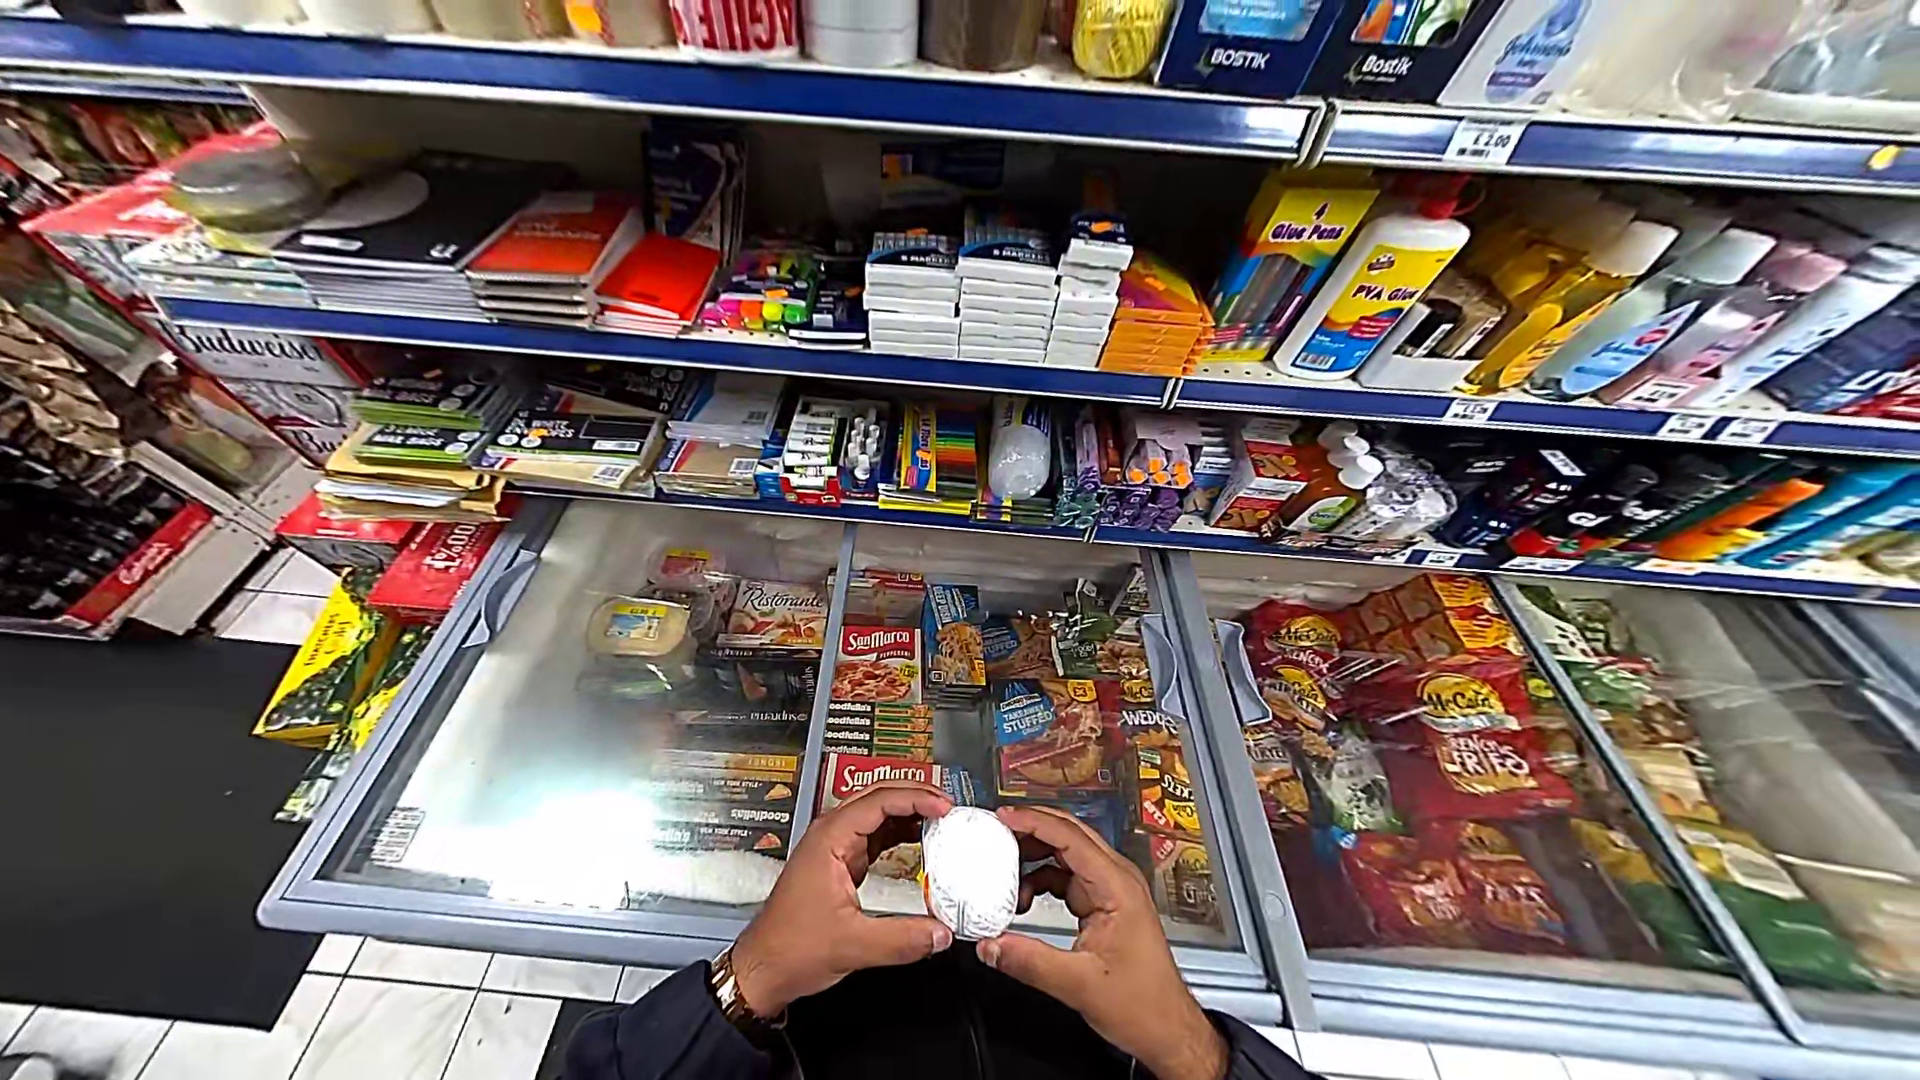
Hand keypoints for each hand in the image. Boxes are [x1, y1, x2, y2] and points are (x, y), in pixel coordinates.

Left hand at [730, 781, 954, 1015]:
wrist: (762, 969)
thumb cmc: (791, 949)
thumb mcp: (852, 945)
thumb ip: (902, 939)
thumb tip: (941, 932)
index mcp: (831, 836)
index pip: (880, 799)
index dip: (916, 797)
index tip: (944, 805)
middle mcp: (832, 832)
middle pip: (880, 794)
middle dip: (916, 794)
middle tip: (947, 803)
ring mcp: (836, 844)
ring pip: (878, 811)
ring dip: (909, 810)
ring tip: (940, 816)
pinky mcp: (841, 860)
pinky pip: (876, 832)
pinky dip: (900, 830)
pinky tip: (919, 837)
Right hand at [978, 805, 1227, 1079]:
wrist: (1168, 1031)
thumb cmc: (1145, 1006)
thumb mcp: (1080, 985)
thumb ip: (1030, 962)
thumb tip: (992, 945)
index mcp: (1117, 886)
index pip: (1070, 836)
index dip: (1034, 821)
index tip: (1005, 816)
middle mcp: (1115, 878)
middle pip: (1068, 834)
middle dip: (1031, 827)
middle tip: (998, 829)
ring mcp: (1109, 888)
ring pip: (1065, 853)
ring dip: (1034, 856)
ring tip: (1004, 865)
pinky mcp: (1101, 902)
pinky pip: (1065, 875)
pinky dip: (1041, 879)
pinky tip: (1023, 896)